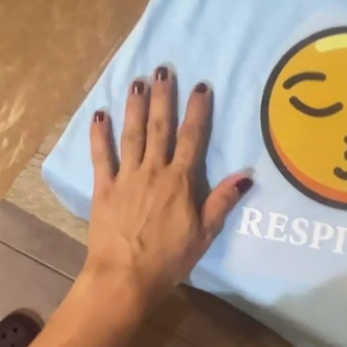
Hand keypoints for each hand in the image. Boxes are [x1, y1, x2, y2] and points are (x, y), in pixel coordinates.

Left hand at [82, 67, 249, 309]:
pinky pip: (101, 156)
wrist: (125, 278)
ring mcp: (126, 177)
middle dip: (163, 97)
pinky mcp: (103, 188)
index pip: (191, 138)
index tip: (201, 86)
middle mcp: (153, 171)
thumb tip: (246, 175)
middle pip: (160, 127)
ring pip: (132, 134)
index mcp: (180, 182)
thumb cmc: (169, 260)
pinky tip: (99, 114)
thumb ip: (221, 202)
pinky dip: (99, 135)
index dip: (197, 110)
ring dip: (135, 106)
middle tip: (164, 69)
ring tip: (138, 81)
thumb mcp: (204, 234)